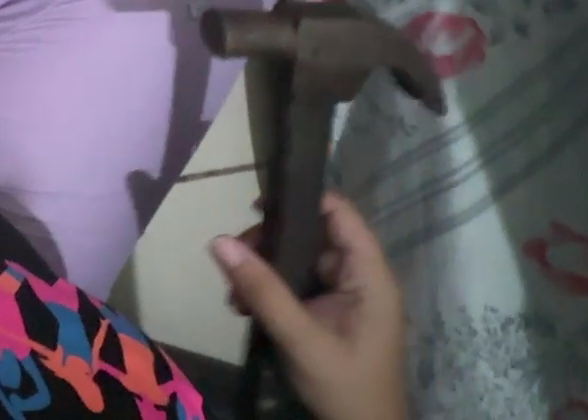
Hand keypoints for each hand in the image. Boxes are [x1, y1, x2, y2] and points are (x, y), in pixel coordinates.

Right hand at [210, 193, 408, 419]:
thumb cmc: (347, 388)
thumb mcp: (302, 339)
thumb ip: (263, 290)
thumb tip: (218, 240)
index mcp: (369, 277)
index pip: (340, 214)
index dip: (303, 198)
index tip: (257, 206)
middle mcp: (358, 278)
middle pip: (309, 233)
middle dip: (267, 241)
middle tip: (234, 258)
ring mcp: (343, 295)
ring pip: (295, 257)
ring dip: (261, 267)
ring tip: (235, 291)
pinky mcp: (327, 311)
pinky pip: (291, 281)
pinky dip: (265, 287)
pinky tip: (243, 305)